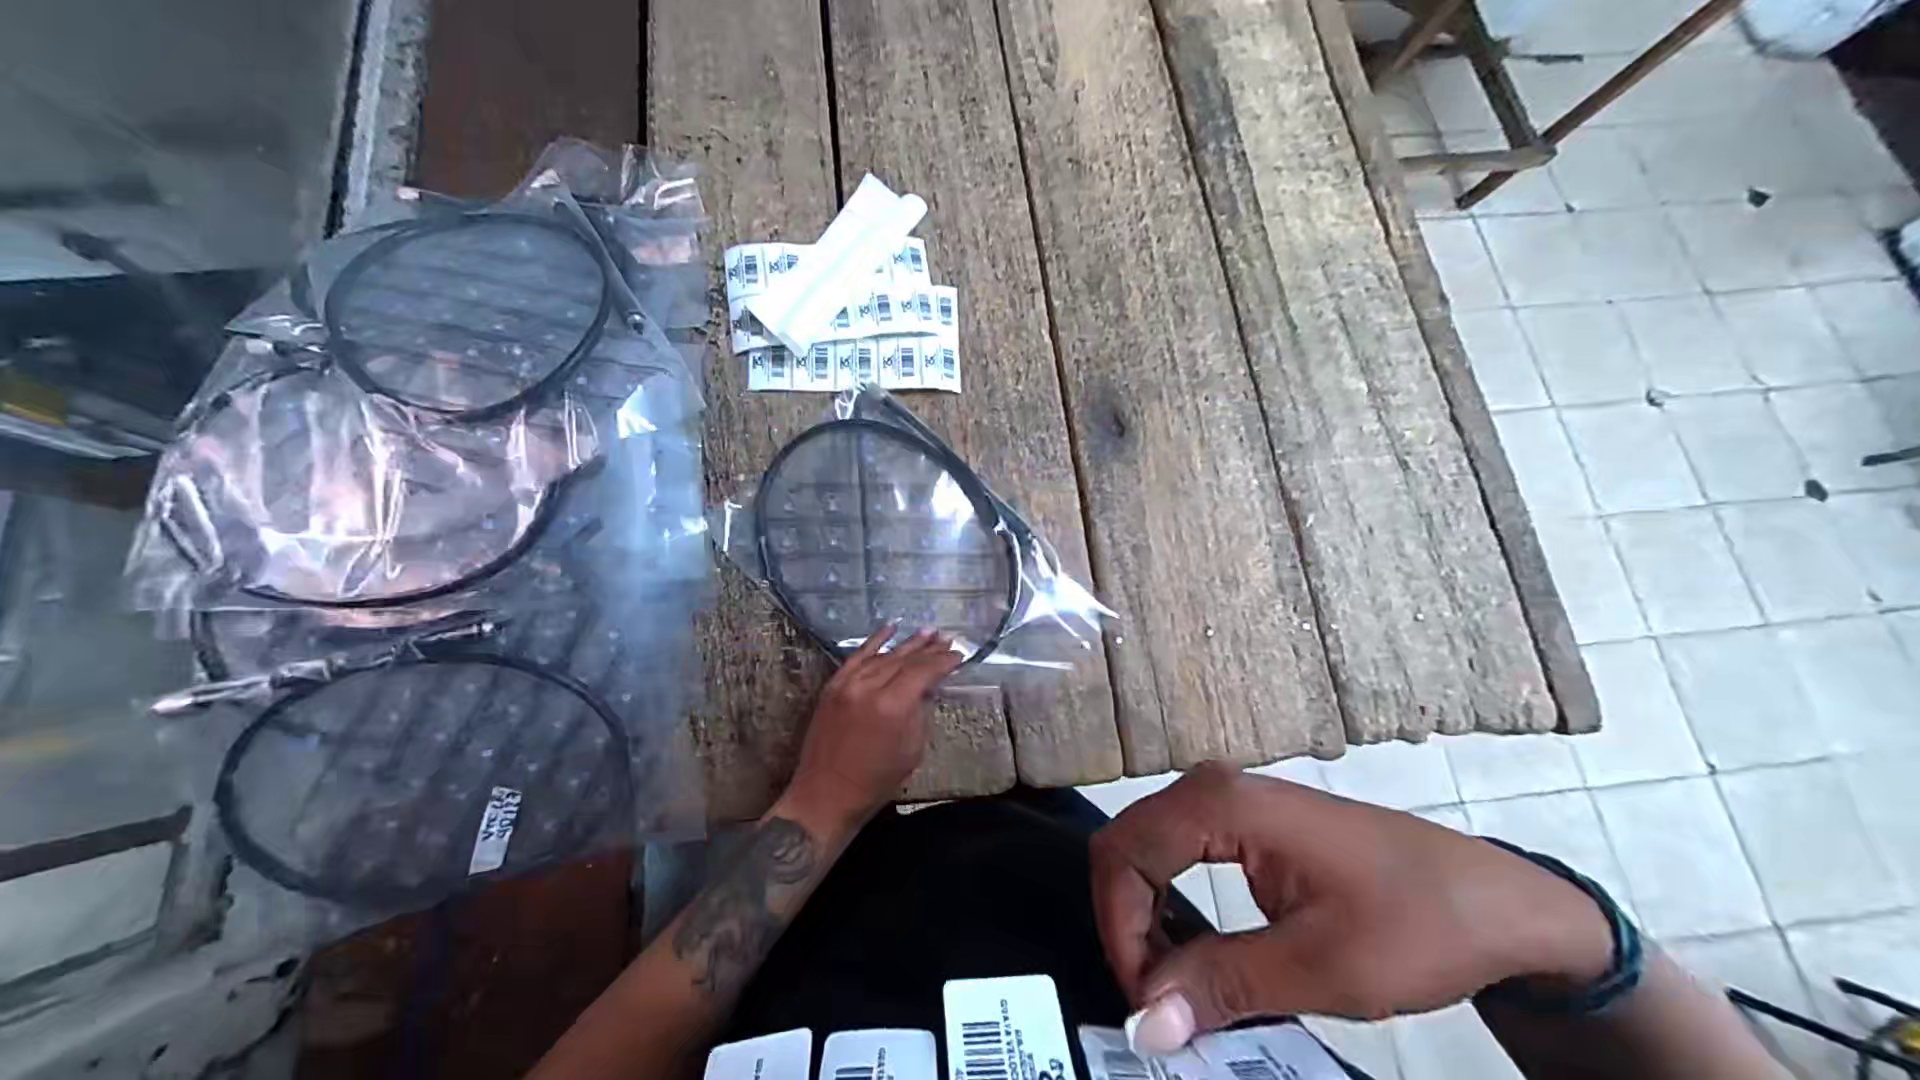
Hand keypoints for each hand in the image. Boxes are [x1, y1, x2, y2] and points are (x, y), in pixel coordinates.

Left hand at [783, 625, 964, 829]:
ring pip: (883, 655)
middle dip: (928, 649)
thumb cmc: (876, 780)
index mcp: (892, 705)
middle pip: (904, 659)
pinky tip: (889, 628)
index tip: (958, 655)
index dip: (943, 661)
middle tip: (947, 638)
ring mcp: (847, 684)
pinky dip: (875, 641)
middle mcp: (869, 687)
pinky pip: (857, 656)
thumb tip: (927, 688)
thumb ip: (920, 712)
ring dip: (907, 643)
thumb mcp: (912, 749)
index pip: (923, 671)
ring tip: (927, 633)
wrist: (826, 795)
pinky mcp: (833, 686)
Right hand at [1090, 763, 1613, 1054]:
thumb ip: (1221, 986)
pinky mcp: (1243, 817)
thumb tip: (1144, 1023)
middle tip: (1153, 998)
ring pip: (1145, 846)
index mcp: (1222, 804)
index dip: (1120, 929)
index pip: (1127, 854)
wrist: (1499, 902)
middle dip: (1124, 922)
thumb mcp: (1320, 968)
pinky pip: (1175, 849)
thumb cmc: (1415, 924)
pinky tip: (1190, 946)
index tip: (1147, 1003)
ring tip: (1172, 983)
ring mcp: (1228, 797)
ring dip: (1143, 913)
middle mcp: (1213, 786)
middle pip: (1126, 843)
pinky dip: (1167, 898)